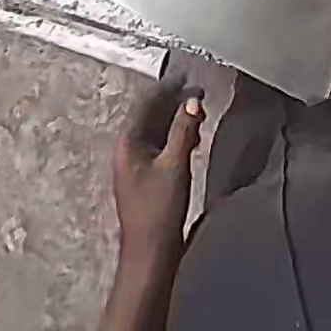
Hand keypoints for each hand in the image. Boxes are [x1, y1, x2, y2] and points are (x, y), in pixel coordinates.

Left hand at [112, 82, 204, 261]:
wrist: (151, 255)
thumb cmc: (158, 211)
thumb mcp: (175, 165)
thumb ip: (184, 130)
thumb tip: (194, 101)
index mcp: (129, 142)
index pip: (148, 102)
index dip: (170, 87)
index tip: (189, 76)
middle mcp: (129, 148)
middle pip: (153, 114)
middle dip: (176, 101)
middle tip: (200, 92)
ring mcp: (137, 162)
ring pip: (159, 128)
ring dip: (178, 118)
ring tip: (200, 111)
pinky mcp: (148, 174)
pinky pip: (162, 143)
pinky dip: (178, 134)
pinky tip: (194, 136)